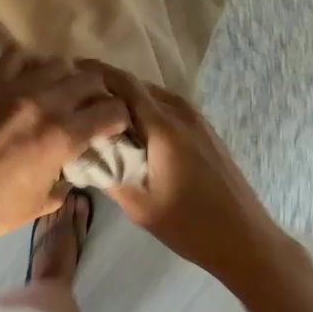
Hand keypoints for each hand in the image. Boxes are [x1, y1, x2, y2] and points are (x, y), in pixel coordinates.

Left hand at [0, 49, 128, 260]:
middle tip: (94, 106)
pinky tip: (32, 78)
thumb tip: (72, 171)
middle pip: (88, 79)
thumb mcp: (42, 203)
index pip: (109, 111)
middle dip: (99, 92)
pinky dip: (32, 61)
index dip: (120, 116)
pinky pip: (17, 55)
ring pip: (58, 63)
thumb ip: (64, 181)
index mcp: (62, 137)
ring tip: (64, 90)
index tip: (117, 124)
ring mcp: (14, 90)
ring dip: (69, 75)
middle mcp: (44, 105)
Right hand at [92, 64, 292, 286]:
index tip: (68, 72)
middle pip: (137, 85)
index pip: (124, 83)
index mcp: (163, 126)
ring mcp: (197, 119)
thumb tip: (78, 151)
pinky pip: (167, 108)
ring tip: (98, 112)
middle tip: (76, 97)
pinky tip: (130, 130)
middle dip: (107, 86)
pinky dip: (145, 110)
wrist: (245, 239)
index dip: (95, 73)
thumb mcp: (139, 205)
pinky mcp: (204, 130)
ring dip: (126, 99)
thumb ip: (108, 173)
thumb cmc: (190, 226)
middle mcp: (181, 113)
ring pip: (153, 96)